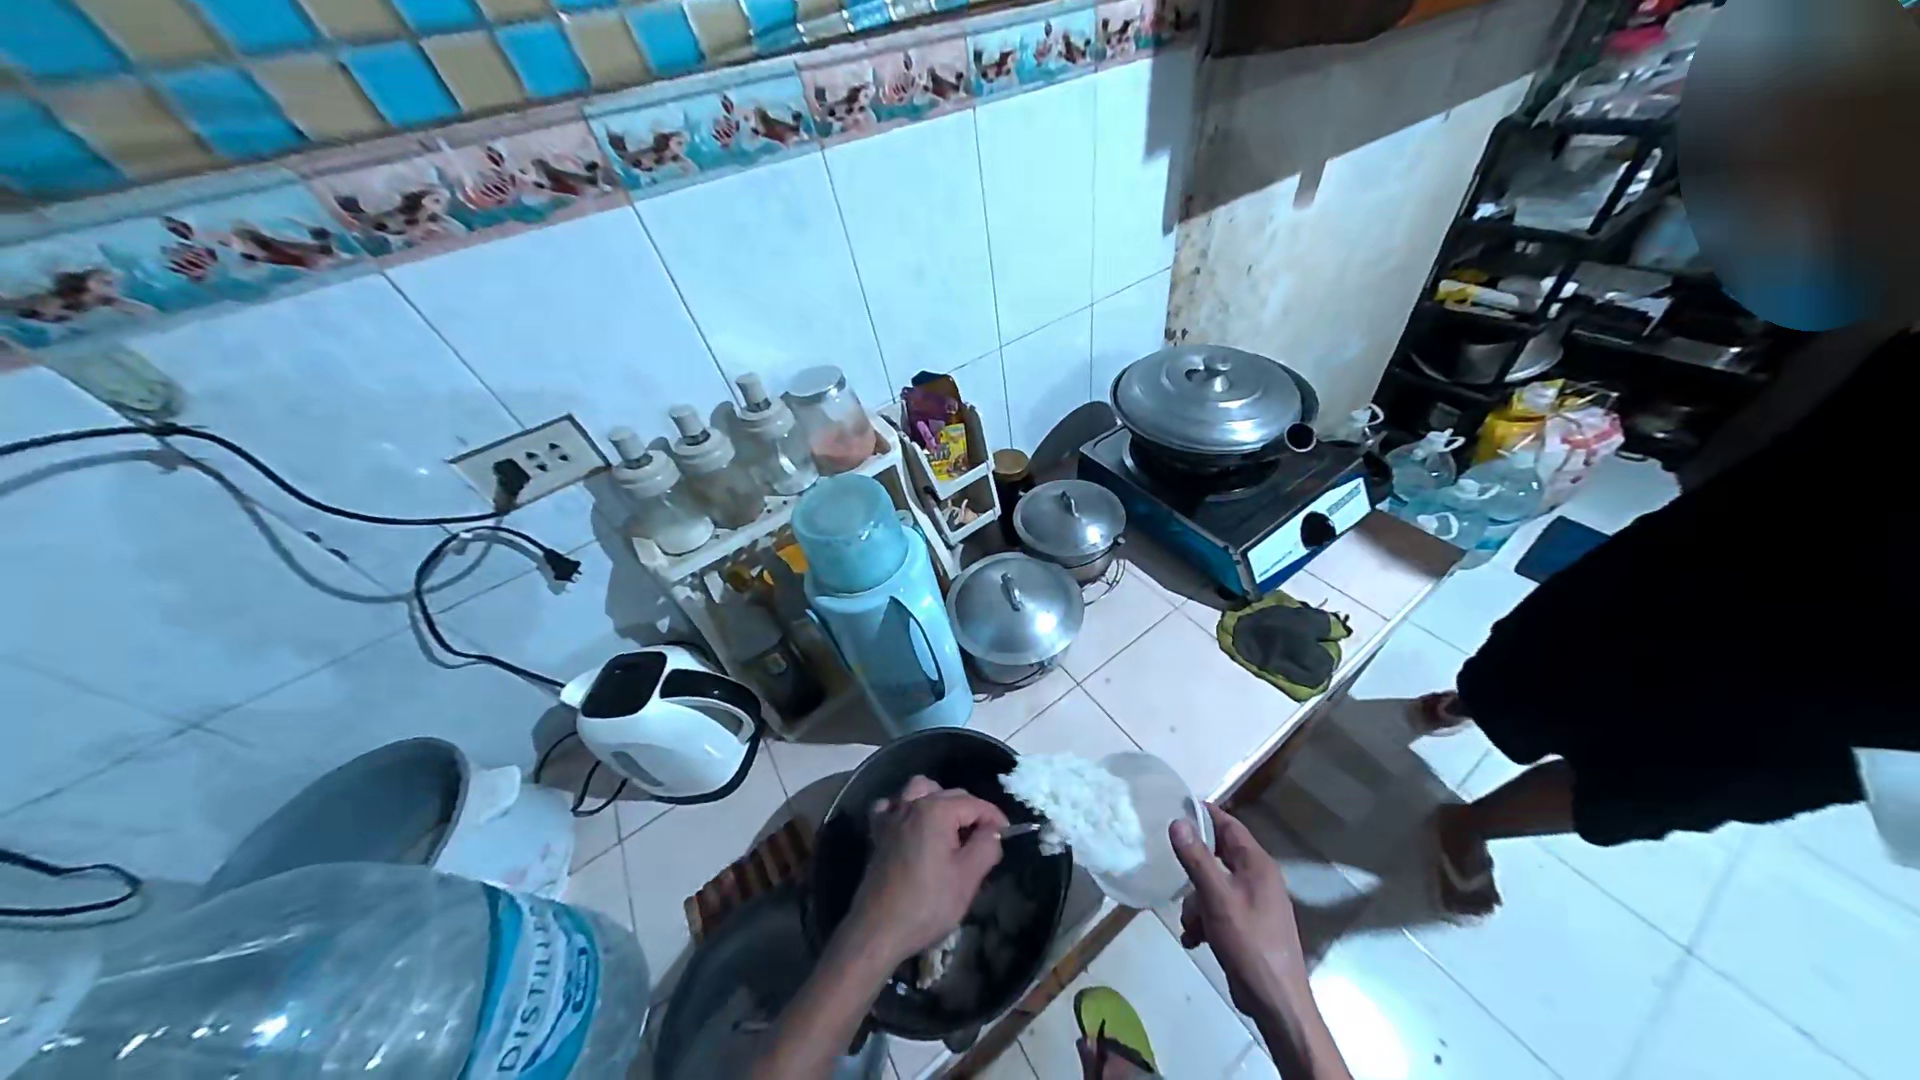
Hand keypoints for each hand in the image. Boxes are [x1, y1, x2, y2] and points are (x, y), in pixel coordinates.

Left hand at [848, 775, 1008, 963]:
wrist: (878, 930)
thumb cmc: (927, 904)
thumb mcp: (967, 878)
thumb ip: (986, 847)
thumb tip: (993, 831)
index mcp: (936, 811)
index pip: (975, 803)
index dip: (995, 818)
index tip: (1006, 835)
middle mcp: (912, 804)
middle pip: (950, 794)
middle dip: (971, 812)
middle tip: (984, 840)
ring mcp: (892, 816)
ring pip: (919, 789)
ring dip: (938, 800)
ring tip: (950, 827)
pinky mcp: (878, 832)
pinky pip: (892, 806)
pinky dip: (904, 809)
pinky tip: (913, 827)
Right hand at [1170, 804, 1308, 1015]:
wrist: (1276, 1001)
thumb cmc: (1248, 942)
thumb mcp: (1216, 897)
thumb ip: (1196, 858)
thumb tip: (1178, 821)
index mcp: (1257, 864)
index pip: (1229, 824)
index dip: (1203, 813)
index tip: (1174, 808)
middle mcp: (1258, 878)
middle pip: (1218, 855)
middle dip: (1194, 867)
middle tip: (1171, 866)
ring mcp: (1255, 903)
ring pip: (1214, 885)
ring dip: (1196, 902)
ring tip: (1190, 924)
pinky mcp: (1249, 925)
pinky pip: (1219, 909)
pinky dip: (1205, 920)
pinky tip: (1195, 938)